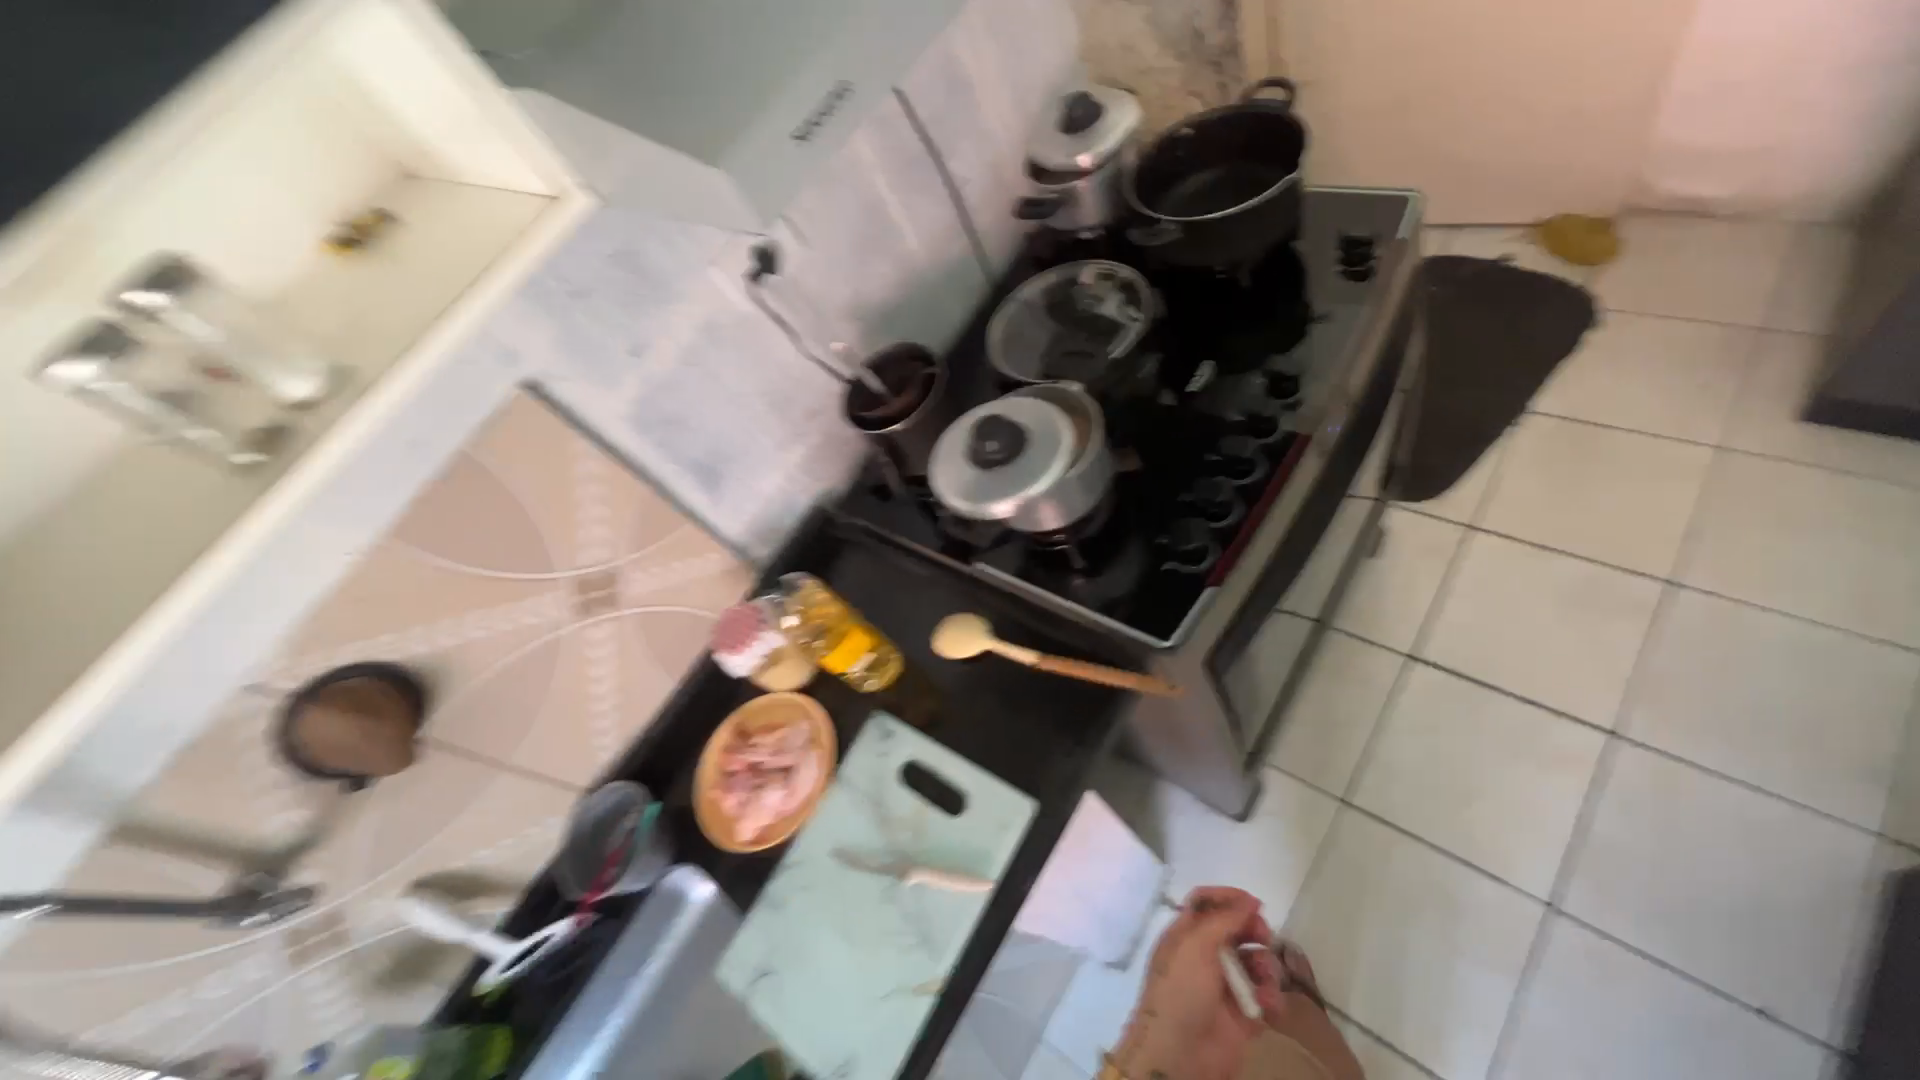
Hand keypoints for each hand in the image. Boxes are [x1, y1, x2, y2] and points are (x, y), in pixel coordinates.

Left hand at [1111, 886, 1282, 1079]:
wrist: (1179, 1054)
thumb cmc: (1180, 992)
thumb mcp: (1195, 946)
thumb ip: (1223, 919)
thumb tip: (1249, 900)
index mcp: (1184, 935)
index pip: (1206, 903)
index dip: (1229, 899)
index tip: (1254, 904)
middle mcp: (1203, 956)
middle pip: (1235, 930)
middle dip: (1253, 930)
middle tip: (1264, 936)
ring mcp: (1223, 986)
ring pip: (1254, 962)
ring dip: (1265, 966)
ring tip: (1264, 979)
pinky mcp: (1242, 1015)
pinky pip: (1264, 997)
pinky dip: (1271, 997)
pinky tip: (1269, 1005)